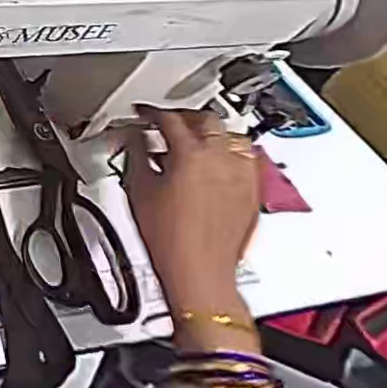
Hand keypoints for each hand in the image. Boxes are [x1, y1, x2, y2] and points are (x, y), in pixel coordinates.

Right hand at [124, 109, 261, 310]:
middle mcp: (222, 161)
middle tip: (166, 122)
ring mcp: (241, 177)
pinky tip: (217, 160)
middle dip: (182, 116)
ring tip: (195, 137)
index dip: (150, 113)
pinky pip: (247, 159)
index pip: (168, 119)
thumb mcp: (139, 188)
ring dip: (211, 130)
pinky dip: (231, 152)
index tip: (142, 115)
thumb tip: (134, 137)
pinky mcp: (252, 194)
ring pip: (232, 135)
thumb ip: (136, 153)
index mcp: (191, 155)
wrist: (199, 275)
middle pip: (205, 119)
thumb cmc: (170, 239)